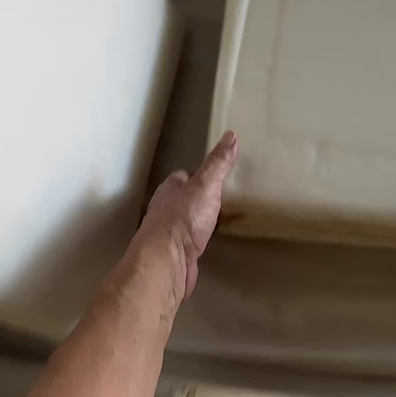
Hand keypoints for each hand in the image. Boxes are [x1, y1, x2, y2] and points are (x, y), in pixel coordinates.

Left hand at [130, 132, 238, 300]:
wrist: (167, 262)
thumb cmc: (183, 218)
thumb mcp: (206, 185)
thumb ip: (218, 163)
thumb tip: (231, 134)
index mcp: (169, 190)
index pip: (181, 177)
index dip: (196, 175)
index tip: (212, 175)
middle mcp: (164, 210)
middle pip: (181, 199)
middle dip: (196, 199)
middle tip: (219, 198)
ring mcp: (168, 235)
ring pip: (184, 222)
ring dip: (196, 221)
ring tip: (217, 220)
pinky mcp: (175, 256)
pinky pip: (188, 244)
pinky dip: (197, 242)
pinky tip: (208, 244)